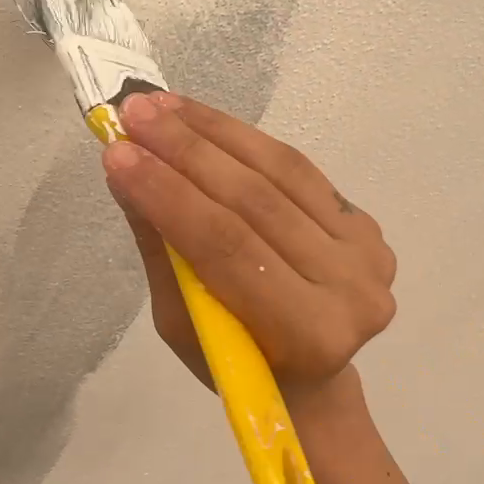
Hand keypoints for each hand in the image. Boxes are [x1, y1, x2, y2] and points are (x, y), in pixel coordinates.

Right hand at [101, 92, 396, 393]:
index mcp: (307, 333)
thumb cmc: (231, 363)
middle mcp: (353, 289)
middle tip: (130, 112)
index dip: (168, 194)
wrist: (305, 380)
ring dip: (210, 130)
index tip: (116, 152)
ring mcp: (367, 251)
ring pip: (279, 172)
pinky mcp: (365, 221)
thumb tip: (125, 172)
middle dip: (183, 151)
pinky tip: (198, 117)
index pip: (226, 246)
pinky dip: (241, 137)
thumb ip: (161, 247)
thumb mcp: (179, 322)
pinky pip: (295, 168)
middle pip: (255, 201)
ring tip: (157, 104)